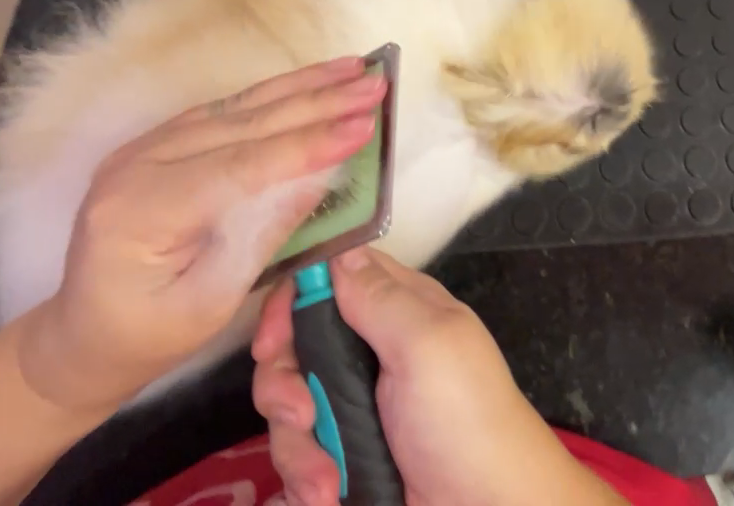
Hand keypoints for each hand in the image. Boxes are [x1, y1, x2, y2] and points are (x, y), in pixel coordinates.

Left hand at [17, 57, 387, 412]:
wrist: (83, 337)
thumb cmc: (147, 336)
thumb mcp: (211, 302)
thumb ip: (263, 234)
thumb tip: (322, 176)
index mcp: (142, 209)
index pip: (241, 166)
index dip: (309, 144)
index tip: (366, 126)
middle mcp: (139, 163)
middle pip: (246, 124)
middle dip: (320, 103)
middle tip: (378, 85)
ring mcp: (148, 145)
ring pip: (242, 105)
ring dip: (307, 85)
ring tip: (359, 69)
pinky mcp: (164, 140)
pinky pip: (231, 108)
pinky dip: (281, 92)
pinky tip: (317, 80)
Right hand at [253, 248, 623, 505]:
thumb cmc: (461, 415)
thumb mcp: (426, 344)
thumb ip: (380, 299)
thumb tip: (340, 252)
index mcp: (399, 308)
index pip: (330, 277)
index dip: (292, 301)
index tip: (271, 342)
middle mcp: (374, 347)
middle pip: (296, 346)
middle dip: (284, 386)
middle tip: (302, 416)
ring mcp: (358, 402)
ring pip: (291, 407)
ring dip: (300, 449)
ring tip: (328, 482)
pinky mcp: (347, 450)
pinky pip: (302, 454)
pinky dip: (307, 478)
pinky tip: (327, 496)